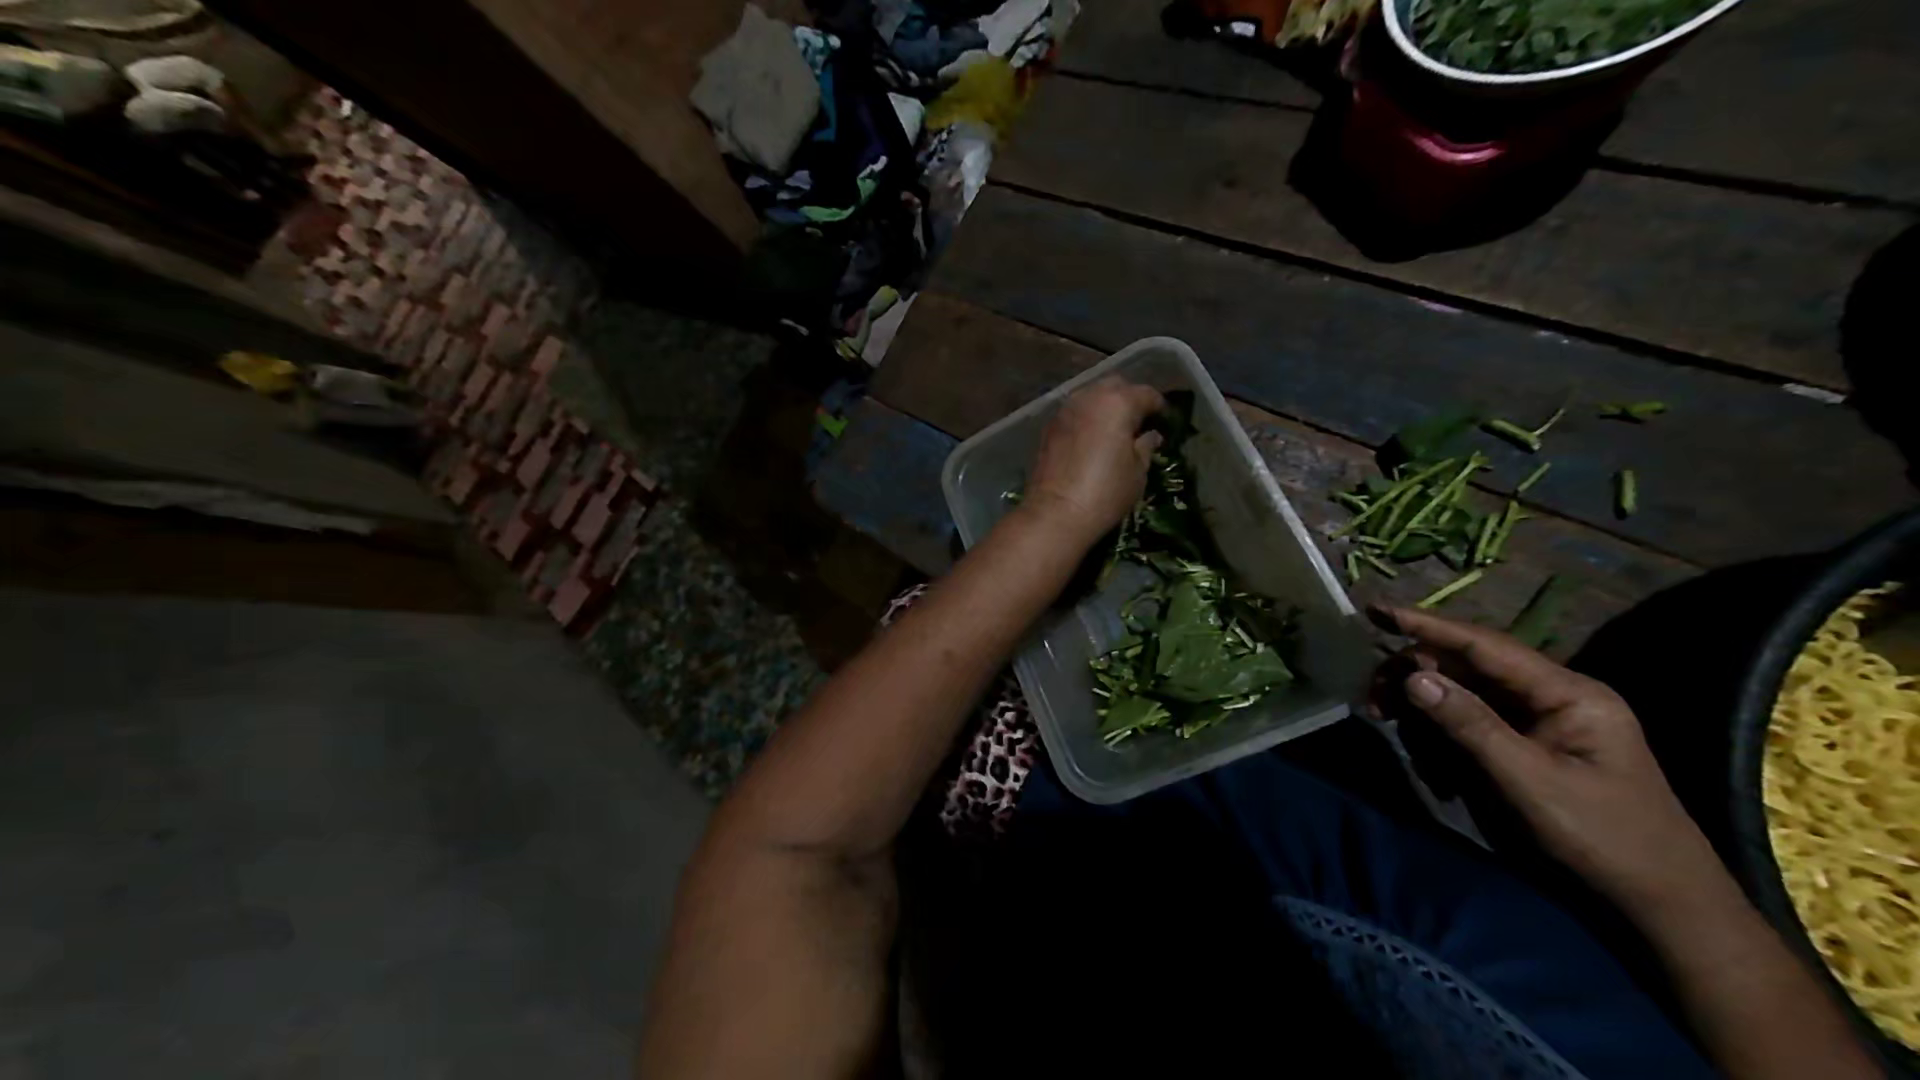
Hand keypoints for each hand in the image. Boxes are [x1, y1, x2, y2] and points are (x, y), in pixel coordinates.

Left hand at [1021, 377, 1164, 545]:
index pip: (1147, 394)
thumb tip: (1150, 435)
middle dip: (1129, 398)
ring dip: (1104, 407)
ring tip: (1114, 430)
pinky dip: (1086, 419)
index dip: (1159, 406)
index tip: (1164, 421)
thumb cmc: (1105, 492)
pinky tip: (1091, 439)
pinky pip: (1074, 413)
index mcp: (1118, 403)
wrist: (1056, 512)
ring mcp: (1065, 410)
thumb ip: (1146, 446)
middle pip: (1115, 386)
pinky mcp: (1049, 427)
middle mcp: (1089, 397)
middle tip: (1138, 422)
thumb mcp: (1137, 471)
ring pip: (1091, 396)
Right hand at [1373, 606, 1724, 910]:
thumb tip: (1411, 677)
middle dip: (1414, 679)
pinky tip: (1435, 771)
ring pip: (1462, 697)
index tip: (1375, 611)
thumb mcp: (1530, 780)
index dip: (1426, 625)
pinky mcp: (1528, 745)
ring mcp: (1540, 720)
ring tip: (1397, 738)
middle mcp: (1552, 695)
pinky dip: (1443, 740)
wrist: (1661, 903)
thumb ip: (1470, 724)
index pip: (1484, 645)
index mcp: (1568, 693)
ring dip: (1425, 715)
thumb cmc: (1604, 837)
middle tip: (1372, 702)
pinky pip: (1470, 726)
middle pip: (1466, 668)